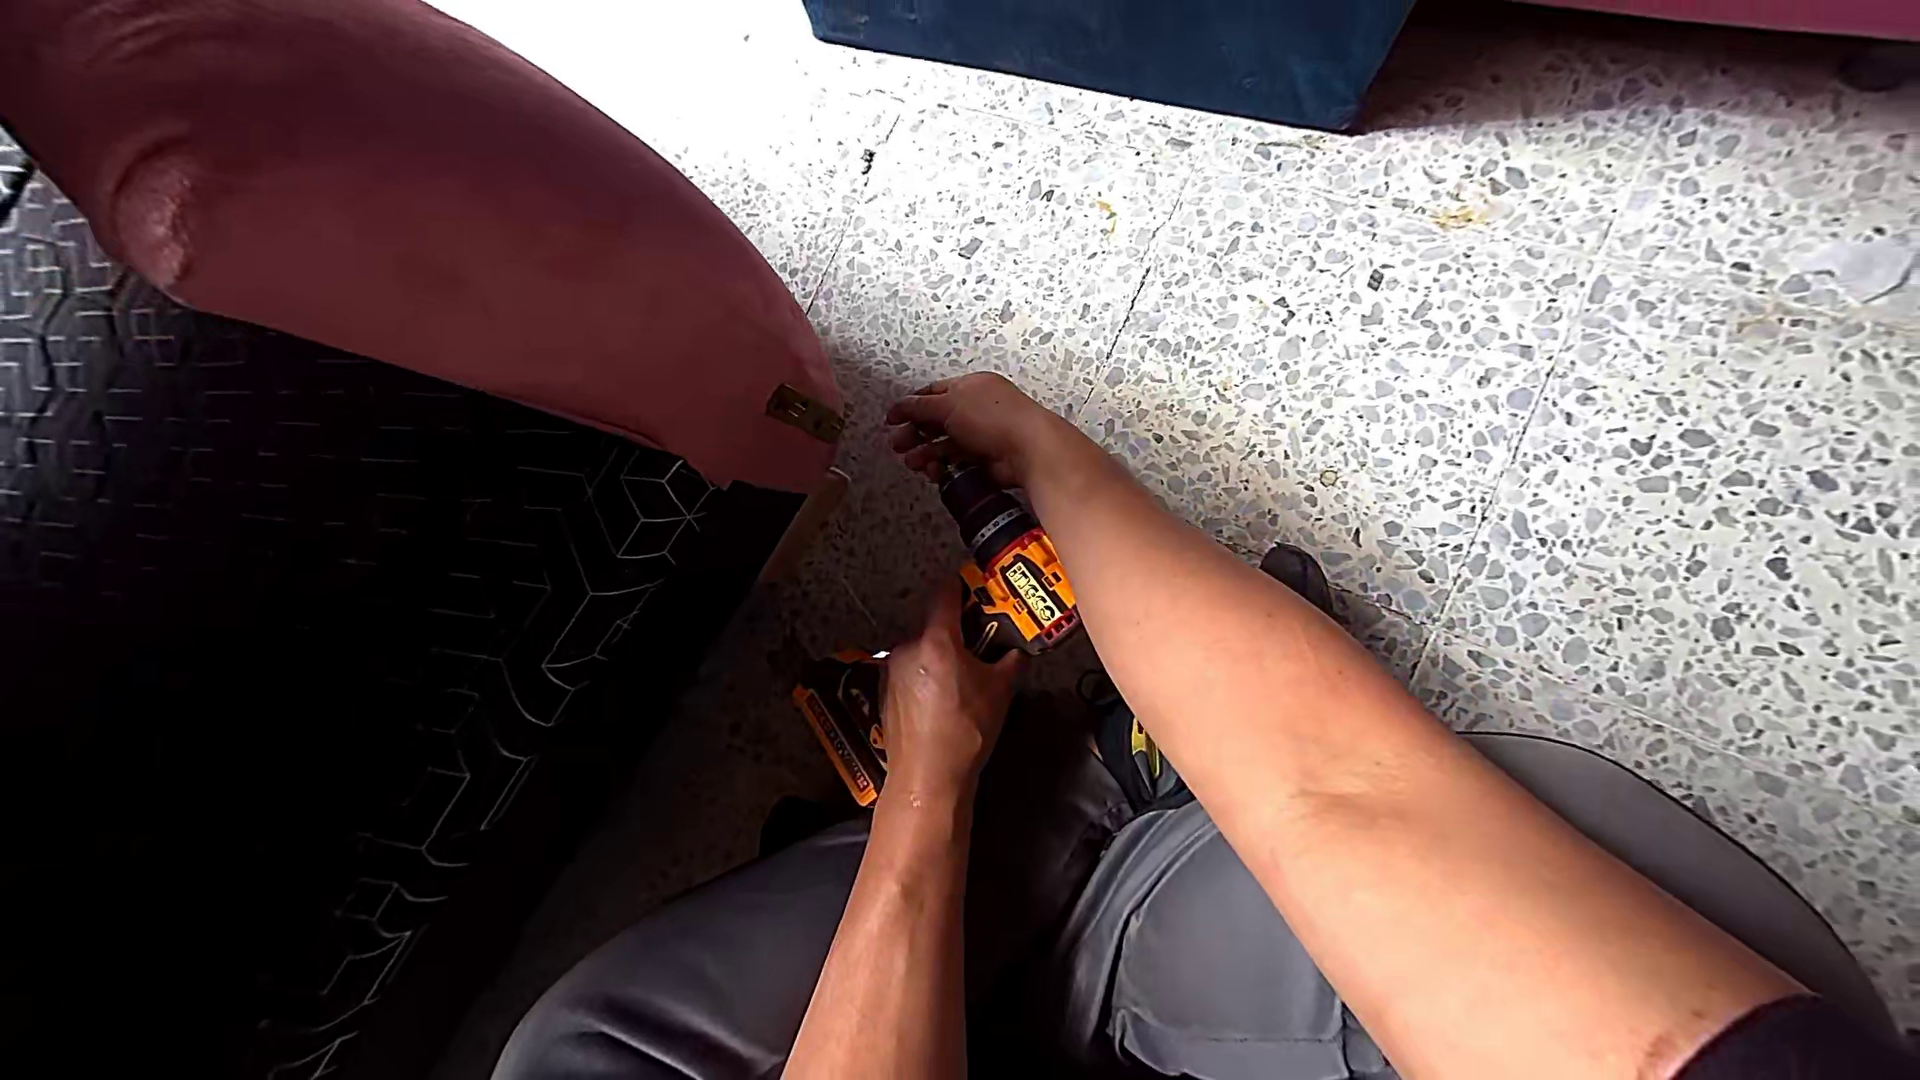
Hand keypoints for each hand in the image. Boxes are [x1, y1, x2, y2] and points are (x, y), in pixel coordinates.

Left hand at [881, 581, 1022, 802]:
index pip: (944, 594)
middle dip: (955, 632)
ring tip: (961, 680)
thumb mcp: (1000, 692)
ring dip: (939, 656)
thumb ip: (1011, 662)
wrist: (927, 776)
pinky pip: (909, 670)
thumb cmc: (966, 730)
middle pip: (933, 625)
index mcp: (936, 641)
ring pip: (921, 649)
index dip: (959, 585)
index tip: (972, 586)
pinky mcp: (884, 691)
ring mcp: (892, 670)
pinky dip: (924, 674)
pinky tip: (940, 700)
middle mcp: (908, 648)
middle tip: (978, 646)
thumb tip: (1018, 651)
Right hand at [885, 372, 1075, 489]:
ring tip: (911, 462)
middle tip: (897, 444)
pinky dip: (942, 466)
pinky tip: (933, 470)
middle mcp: (976, 410)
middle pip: (935, 421)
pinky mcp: (983, 460)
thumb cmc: (994, 417)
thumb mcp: (949, 404)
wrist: (1025, 449)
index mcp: (970, 387)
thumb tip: (900, 406)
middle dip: (914, 433)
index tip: (893, 419)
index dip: (911, 406)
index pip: (933, 393)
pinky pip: (956, 462)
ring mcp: (981, 436)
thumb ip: (919, 406)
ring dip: (924, 453)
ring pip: (944, 444)